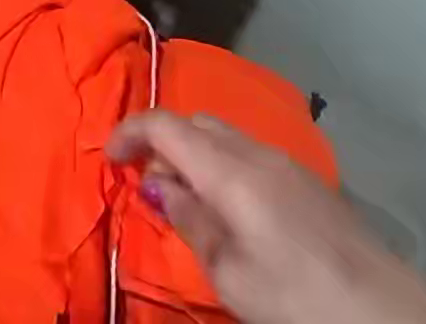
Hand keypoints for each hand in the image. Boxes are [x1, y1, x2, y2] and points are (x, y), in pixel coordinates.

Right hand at [108, 112, 425, 323]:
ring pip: (222, 135)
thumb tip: (162, 188)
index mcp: (228, 170)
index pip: (161, 123)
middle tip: (153, 186)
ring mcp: (291, 167)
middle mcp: (257, 154)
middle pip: (192, 122)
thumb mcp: (231, 276)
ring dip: (194, 154)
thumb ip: (188, 222)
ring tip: (192, 200)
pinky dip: (224, 165)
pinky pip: (251, 155)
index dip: (126, 132)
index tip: (109, 159)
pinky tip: (236, 209)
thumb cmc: (305, 304)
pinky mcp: (316, 187)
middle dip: (161, 142)